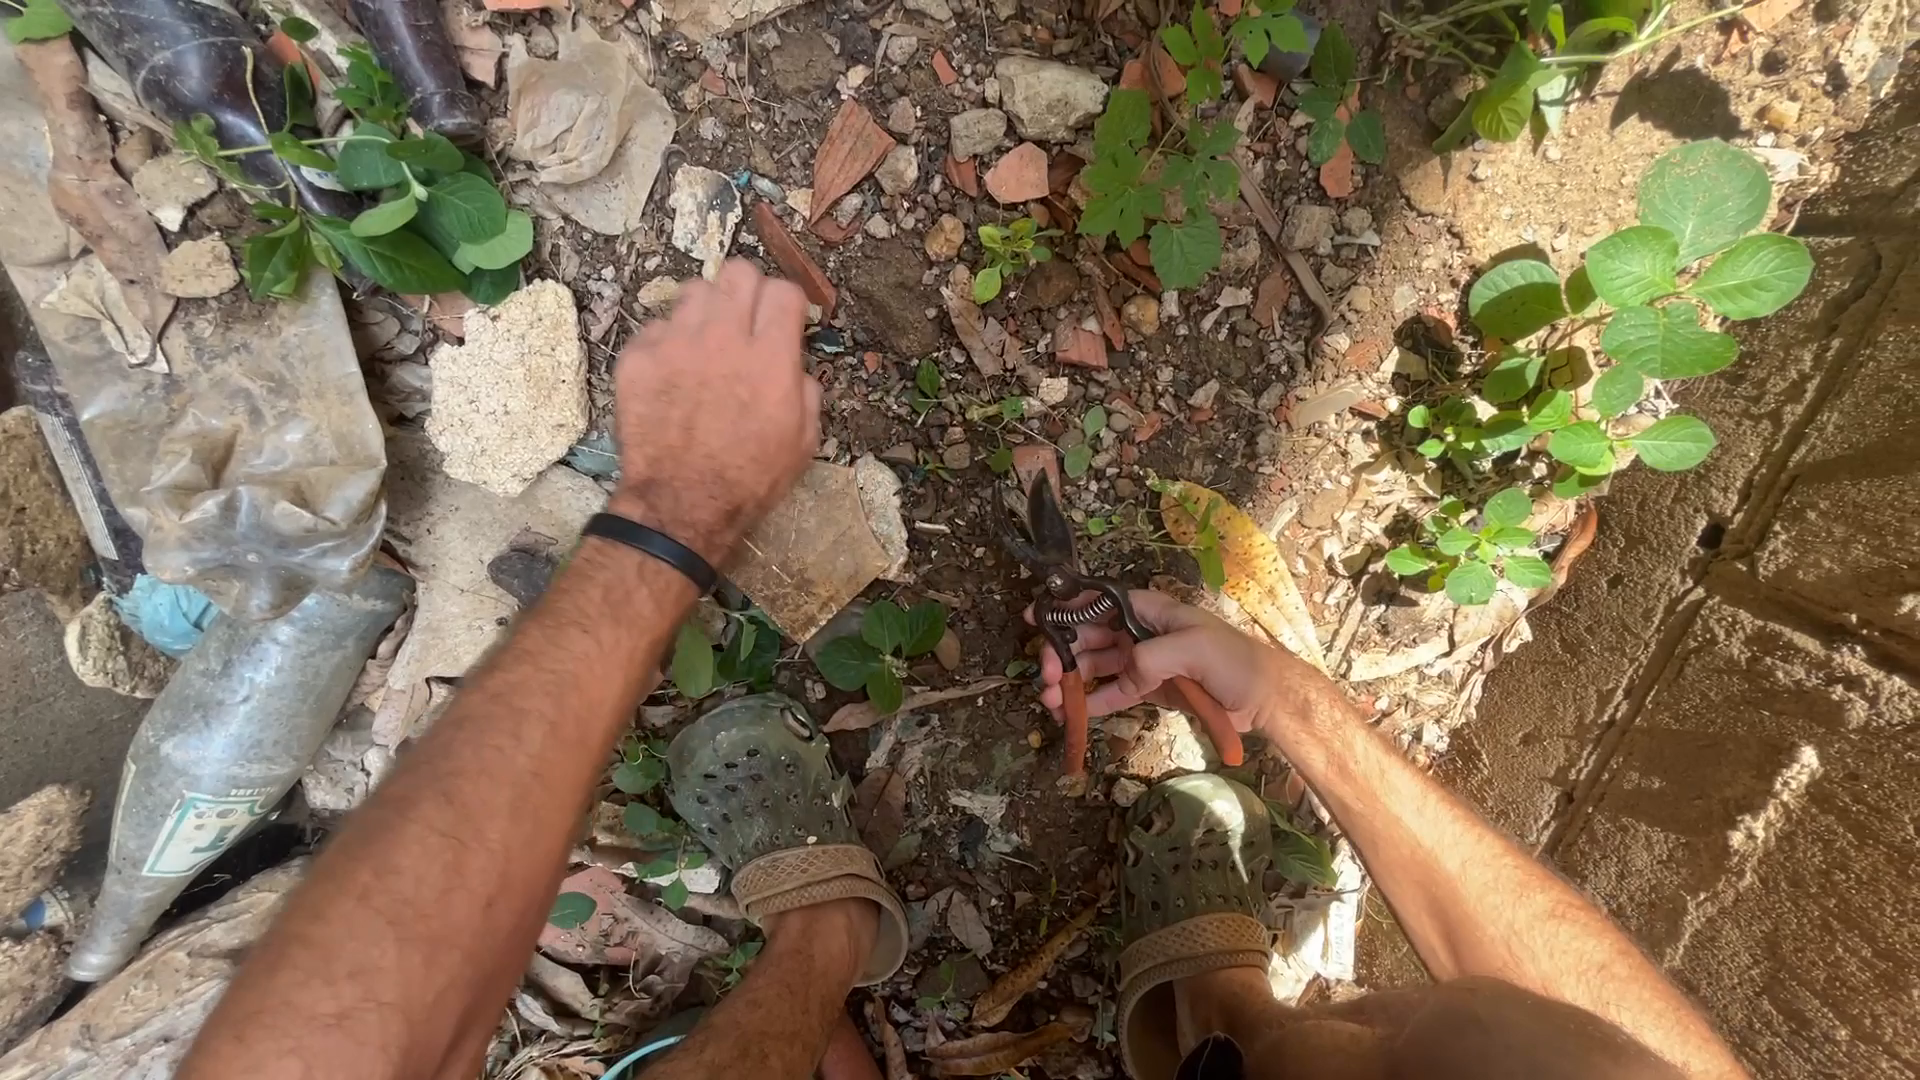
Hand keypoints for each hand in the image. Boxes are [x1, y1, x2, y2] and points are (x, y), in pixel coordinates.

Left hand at [608, 261, 819, 565]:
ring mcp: (676, 343)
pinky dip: (670, 342)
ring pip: (695, 290)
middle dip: (749, 292)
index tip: (785, 319)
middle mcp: (724, 338)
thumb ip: (805, 391)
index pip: (783, 291)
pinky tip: (674, 372)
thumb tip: (794, 367)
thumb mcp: (802, 441)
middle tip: (747, 319)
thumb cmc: (751, 479)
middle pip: (738, 272)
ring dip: (708, 310)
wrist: (683, 504)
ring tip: (707, 342)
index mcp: (771, 358)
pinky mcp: (638, 357)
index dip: (788, 303)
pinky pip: (658, 326)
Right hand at [1032, 589, 1353, 741]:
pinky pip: (1113, 692)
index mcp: (1149, 610)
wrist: (1265, 698)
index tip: (1037, 616)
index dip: (1067, 607)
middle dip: (1063, 652)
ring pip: (1096, 666)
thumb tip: (1123, 672)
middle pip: (1090, 636)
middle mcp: (1140, 632)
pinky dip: (1092, 701)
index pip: (1099, 601)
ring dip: (1071, 680)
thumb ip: (1150, 656)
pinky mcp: (1148, 689)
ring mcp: (1143, 661)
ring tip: (1049, 699)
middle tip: (1045, 674)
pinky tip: (1071, 712)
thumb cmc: (1233, 661)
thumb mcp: (1192, 648)